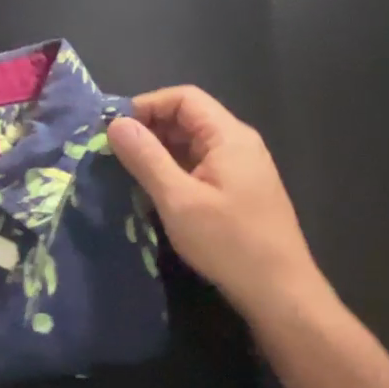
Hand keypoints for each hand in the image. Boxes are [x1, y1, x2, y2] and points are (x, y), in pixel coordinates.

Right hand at [107, 86, 329, 315]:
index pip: (184, 98)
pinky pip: (198, 168)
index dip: (146, 106)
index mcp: (229, 136)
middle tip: (111, 154)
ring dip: (157, 153)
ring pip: (191, 145)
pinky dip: (172, 172)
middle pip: (188, 119)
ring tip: (124, 173)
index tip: (112, 130)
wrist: (277, 289)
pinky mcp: (237, 192)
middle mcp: (238, 144)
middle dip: (148, 130)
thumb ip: (146, 158)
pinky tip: (151, 193)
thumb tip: (115, 124)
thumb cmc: (227, 241)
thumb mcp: (178, 199)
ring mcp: (240, 169)